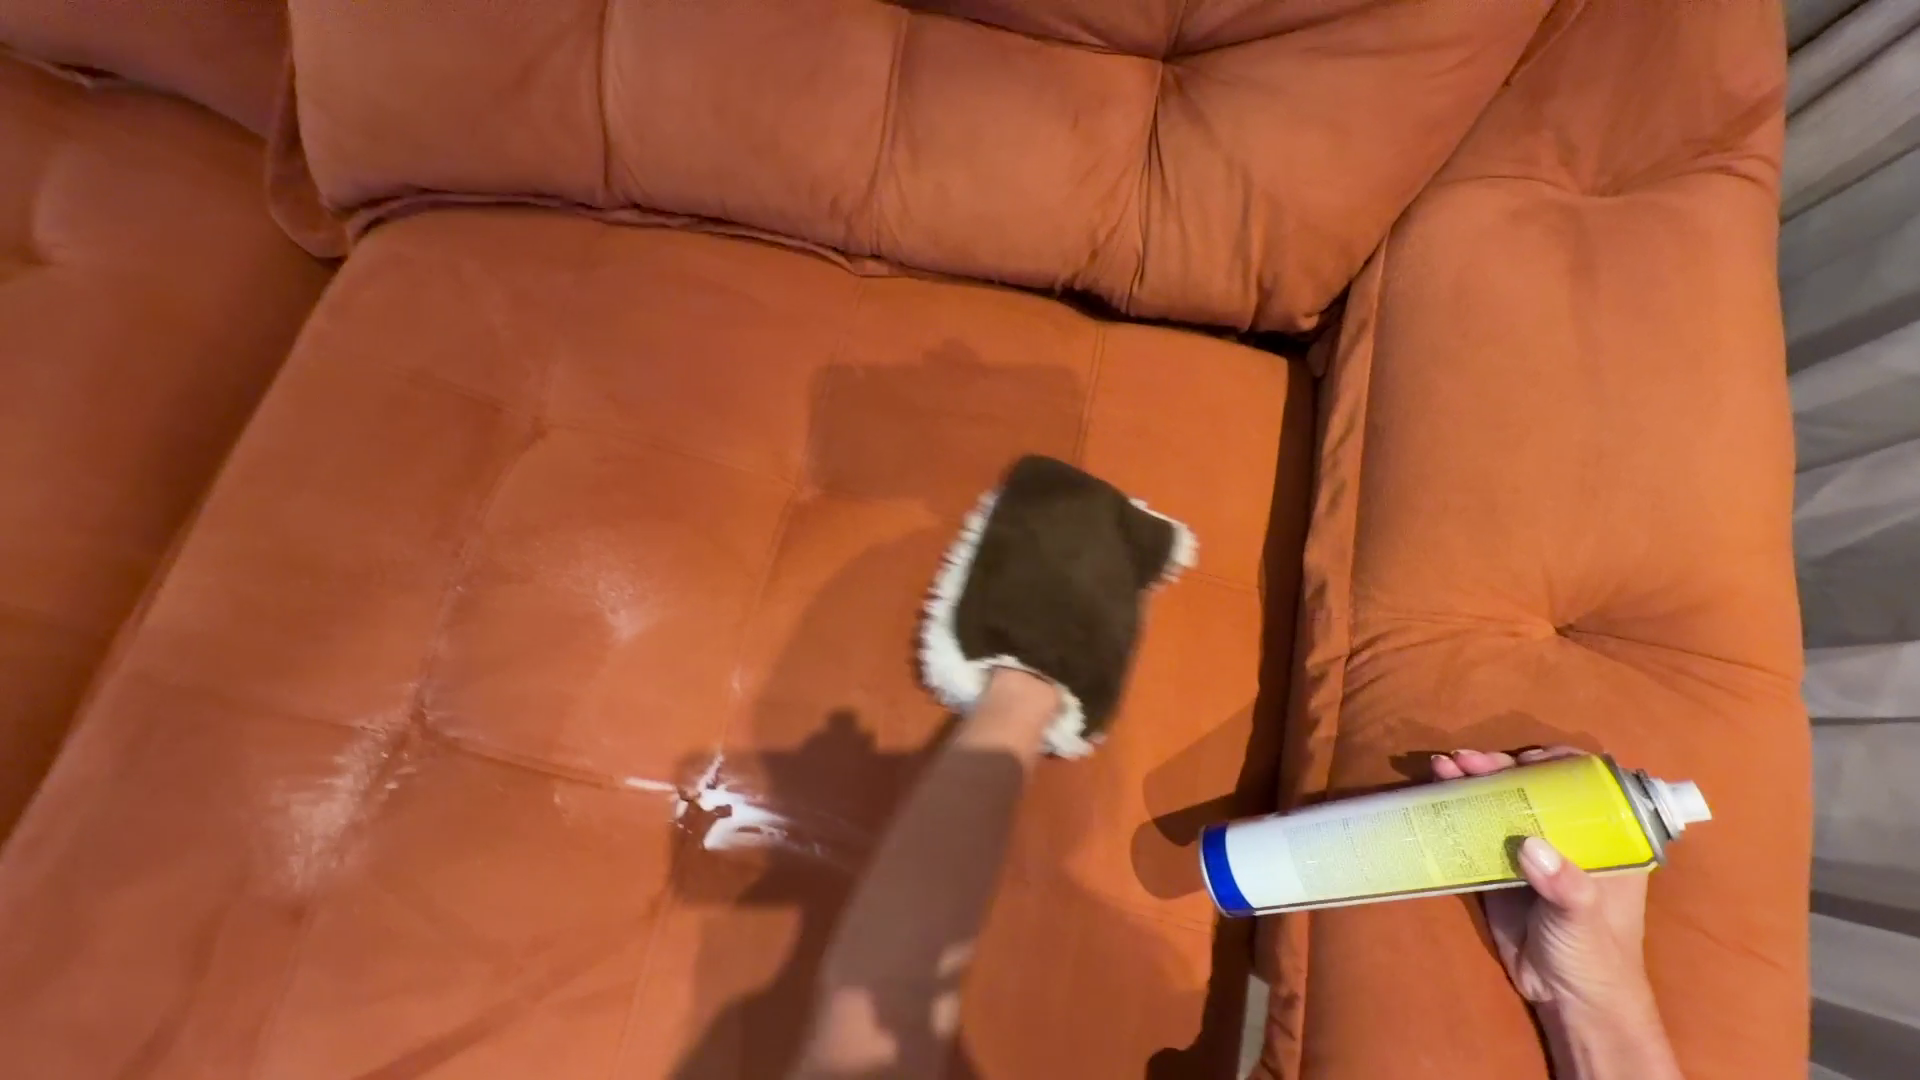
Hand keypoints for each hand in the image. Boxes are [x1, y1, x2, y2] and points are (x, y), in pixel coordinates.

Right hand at [1430, 748, 1656, 1013]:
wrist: (1565, 998)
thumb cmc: (1595, 958)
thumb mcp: (1584, 922)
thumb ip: (1565, 886)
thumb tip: (1529, 845)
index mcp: (1604, 843)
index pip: (1585, 787)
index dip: (1556, 766)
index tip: (1525, 762)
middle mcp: (1565, 836)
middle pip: (1532, 786)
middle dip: (1499, 767)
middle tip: (1468, 762)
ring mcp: (1527, 847)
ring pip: (1499, 799)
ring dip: (1470, 778)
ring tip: (1444, 766)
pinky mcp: (1495, 861)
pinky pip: (1474, 823)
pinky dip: (1453, 802)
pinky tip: (1436, 786)